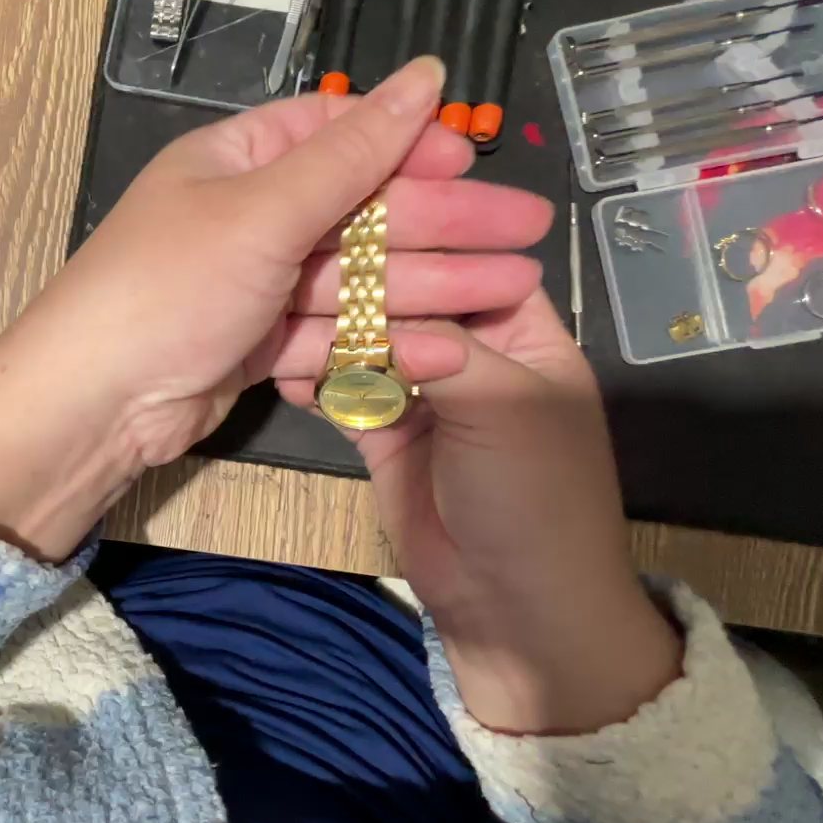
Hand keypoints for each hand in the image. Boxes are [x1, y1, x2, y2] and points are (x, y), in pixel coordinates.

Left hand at [0, 57, 549, 558]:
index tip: (469, 162)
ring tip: (507, 293)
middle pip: (357, 212)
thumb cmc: (170, 287)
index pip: (333, 134)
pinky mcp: (256, 346)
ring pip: (352, 281)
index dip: (405, 144)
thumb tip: (424, 75)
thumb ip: (348, 154)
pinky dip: (378, 343)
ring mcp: (252, 288)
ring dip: (426, 288)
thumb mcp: (260, 211)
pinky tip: (439, 351)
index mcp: (234, 163)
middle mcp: (245, 218)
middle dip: (440, 226)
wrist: (99, 401)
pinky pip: (328, 335)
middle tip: (525, 234)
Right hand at [275, 287, 681, 733]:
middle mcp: (469, 360)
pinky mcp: (383, 435)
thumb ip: (451, 355)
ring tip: (289, 317)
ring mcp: (422, 399)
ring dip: (335, 339)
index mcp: (523, 340)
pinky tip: (288, 371)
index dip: (427, 249)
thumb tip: (387, 319)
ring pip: (373, 350)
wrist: (510, 601)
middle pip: (412, 309)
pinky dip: (320, 384)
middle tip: (309, 270)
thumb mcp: (509, 412)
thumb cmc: (534, 496)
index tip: (364, 222)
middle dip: (367, 294)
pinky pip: (347, 397)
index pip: (472, 273)